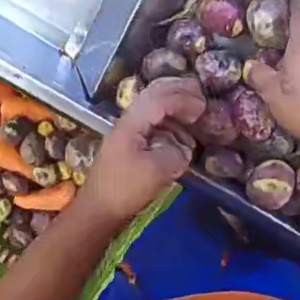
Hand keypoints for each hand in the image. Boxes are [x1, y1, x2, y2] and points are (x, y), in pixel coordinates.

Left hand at [81, 77, 205, 221]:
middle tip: (200, 93)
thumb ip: (176, 153)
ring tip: (193, 107)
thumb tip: (185, 148)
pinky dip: (168, 119)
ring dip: (173, 103)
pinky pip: (151, 122)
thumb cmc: (124, 189)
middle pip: (153, 94)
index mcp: (131, 123)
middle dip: (178, 91)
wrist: (97, 209)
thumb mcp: (156, 172)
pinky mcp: (129, 145)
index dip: (183, 99)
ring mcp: (127, 132)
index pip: (160, 99)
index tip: (202, 106)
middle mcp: (128, 121)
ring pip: (151, 106)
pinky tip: (179, 128)